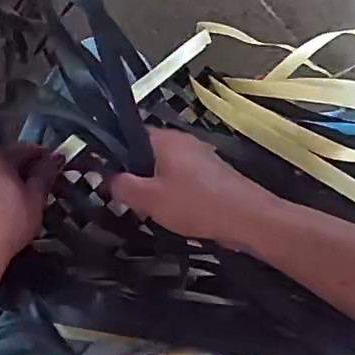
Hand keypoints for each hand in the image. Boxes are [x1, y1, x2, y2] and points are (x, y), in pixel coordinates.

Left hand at [0, 145, 60, 273]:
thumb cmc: (7, 227)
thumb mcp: (35, 200)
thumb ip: (45, 174)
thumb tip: (53, 158)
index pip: (23, 149)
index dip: (41, 156)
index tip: (50, 164)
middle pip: (1, 160)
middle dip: (18, 169)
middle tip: (33, 185)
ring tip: (11, 200)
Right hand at [110, 128, 281, 249]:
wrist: (249, 219)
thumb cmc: (198, 205)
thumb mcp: (148, 199)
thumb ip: (121, 187)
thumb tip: (108, 178)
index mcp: (164, 139)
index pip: (129, 135)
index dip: (114, 155)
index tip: (105, 175)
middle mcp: (182, 141)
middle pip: (146, 153)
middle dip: (135, 175)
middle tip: (129, 198)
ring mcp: (199, 156)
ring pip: (164, 168)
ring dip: (154, 187)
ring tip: (152, 209)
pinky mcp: (211, 173)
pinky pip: (182, 178)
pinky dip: (174, 193)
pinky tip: (175, 212)